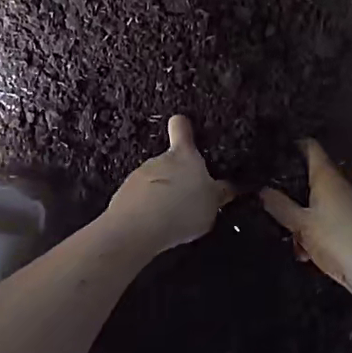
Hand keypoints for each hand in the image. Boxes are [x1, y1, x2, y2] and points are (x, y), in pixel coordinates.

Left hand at [104, 116, 236, 252]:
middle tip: (187, 199)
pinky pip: (139, 200)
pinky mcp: (123, 196)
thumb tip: (228, 187)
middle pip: (169, 161)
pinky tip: (154, 227)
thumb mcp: (213, 203)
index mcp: (184, 156)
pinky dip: (146, 210)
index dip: (182, 125)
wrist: (138, 228)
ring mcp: (138, 176)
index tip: (183, 125)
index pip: (181, 127)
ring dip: (161, 195)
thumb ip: (219, 193)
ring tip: (171, 219)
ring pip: (154, 182)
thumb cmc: (183, 209)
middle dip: (176, 177)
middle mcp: (160, 160)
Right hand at [262, 140, 351, 292]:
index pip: (310, 148)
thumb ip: (280, 206)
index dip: (294, 144)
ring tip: (294, 241)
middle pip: (312, 179)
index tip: (274, 149)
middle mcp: (340, 185)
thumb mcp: (300, 225)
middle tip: (272, 204)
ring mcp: (350, 204)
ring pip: (318, 204)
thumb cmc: (337, 239)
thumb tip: (263, 190)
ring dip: (303, 219)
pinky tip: (308, 252)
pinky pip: (328, 220)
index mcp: (327, 177)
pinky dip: (316, 232)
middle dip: (292, 193)